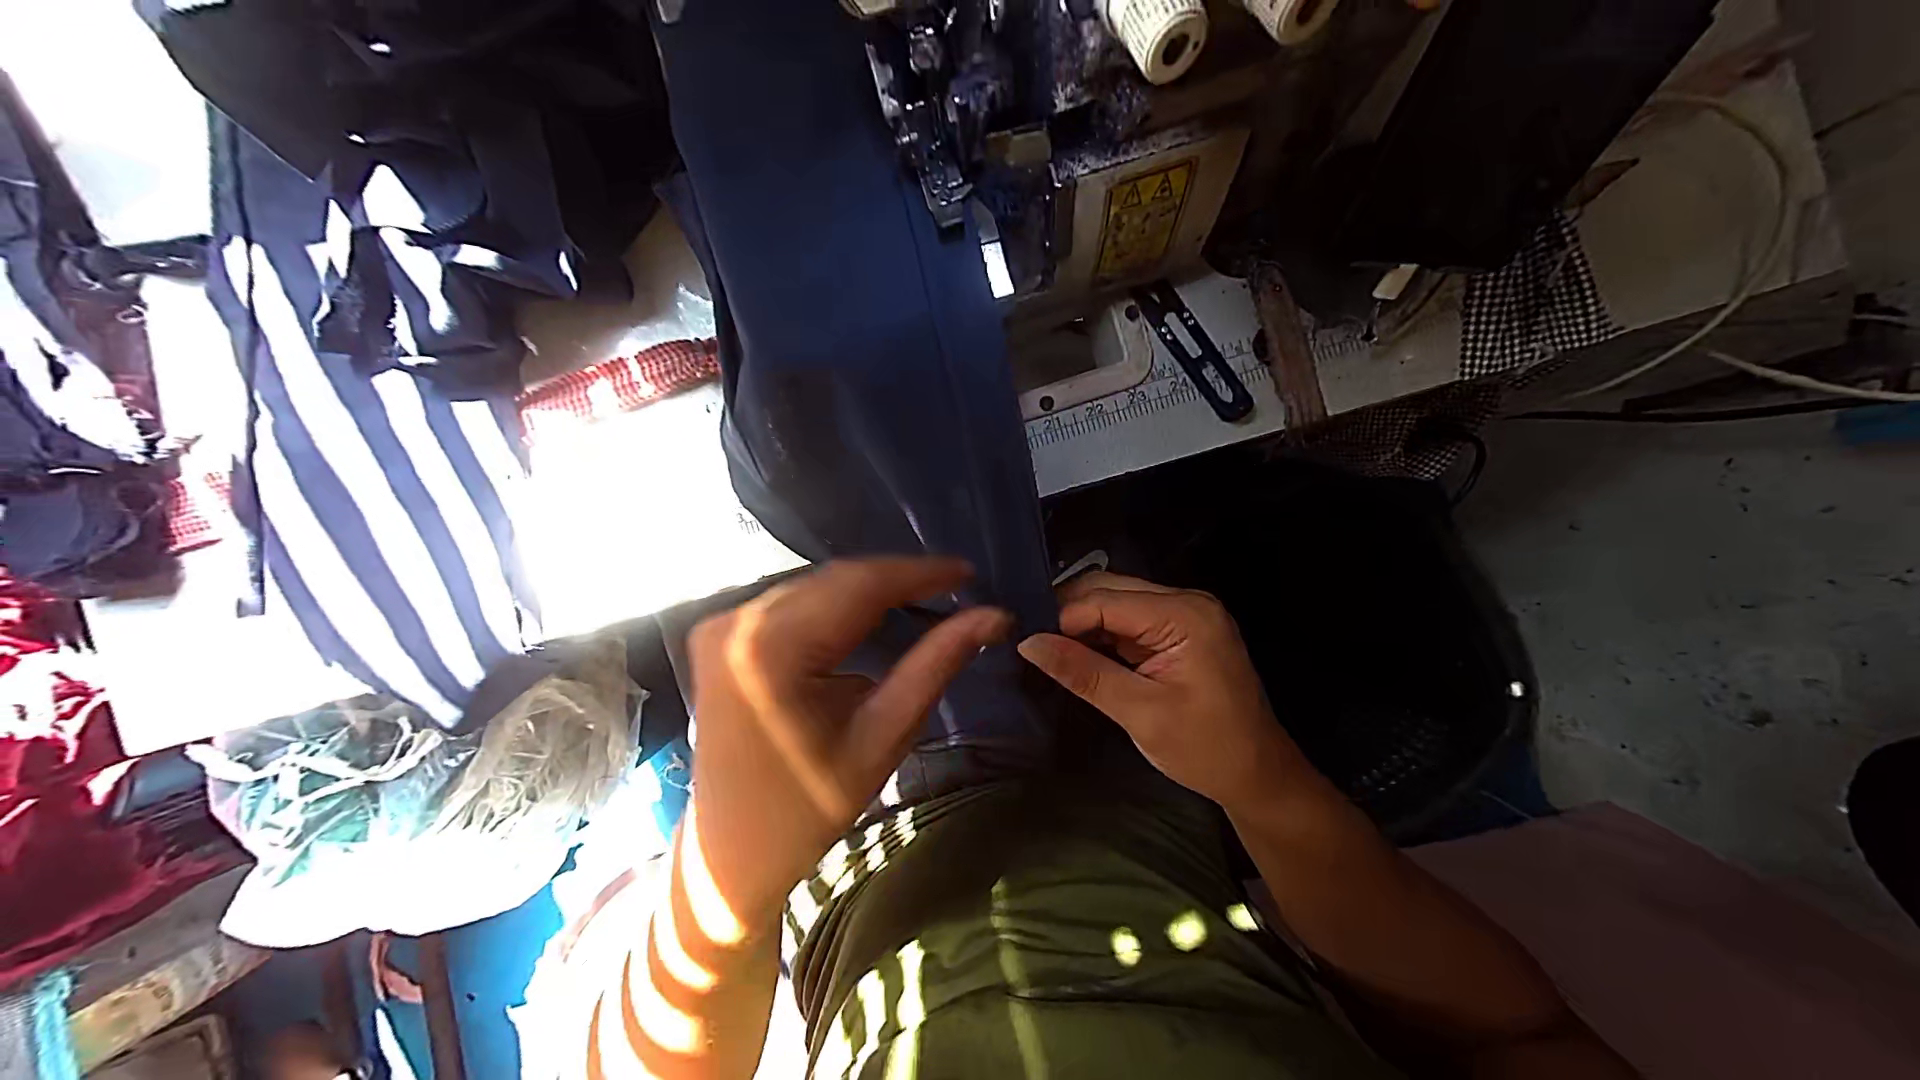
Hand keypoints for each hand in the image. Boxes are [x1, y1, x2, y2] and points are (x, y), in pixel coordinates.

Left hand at [685, 558, 1011, 929]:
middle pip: (835, 579)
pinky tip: (868, 614)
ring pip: (814, 584)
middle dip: (896, 579)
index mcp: (772, 648)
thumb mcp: (882, 737)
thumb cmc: (808, 809)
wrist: (728, 852)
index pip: (860, 585)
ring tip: (921, 597)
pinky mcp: (718, 634)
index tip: (968, 572)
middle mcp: (737, 621)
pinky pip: (791, 600)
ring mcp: (721, 624)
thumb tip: (992, 617)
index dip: (919, 573)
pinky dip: (834, 603)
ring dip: (867, 588)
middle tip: (952, 587)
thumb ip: (935, 665)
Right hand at [1017, 571, 1307, 812]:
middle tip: (1030, 643)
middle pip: (1109, 590)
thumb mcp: (1141, 713)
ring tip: (1046, 648)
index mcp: (1185, 615)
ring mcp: (1184, 614)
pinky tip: (1075, 653)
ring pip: (1114, 601)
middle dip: (1067, 614)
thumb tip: (1030, 644)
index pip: (1105, 600)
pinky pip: (1127, 620)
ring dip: (1080, 623)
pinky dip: (1099, 635)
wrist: (1259, 775)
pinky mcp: (1177, 630)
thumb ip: (1084, 673)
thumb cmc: (1207, 749)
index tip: (1025, 643)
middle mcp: (1186, 601)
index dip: (1061, 618)